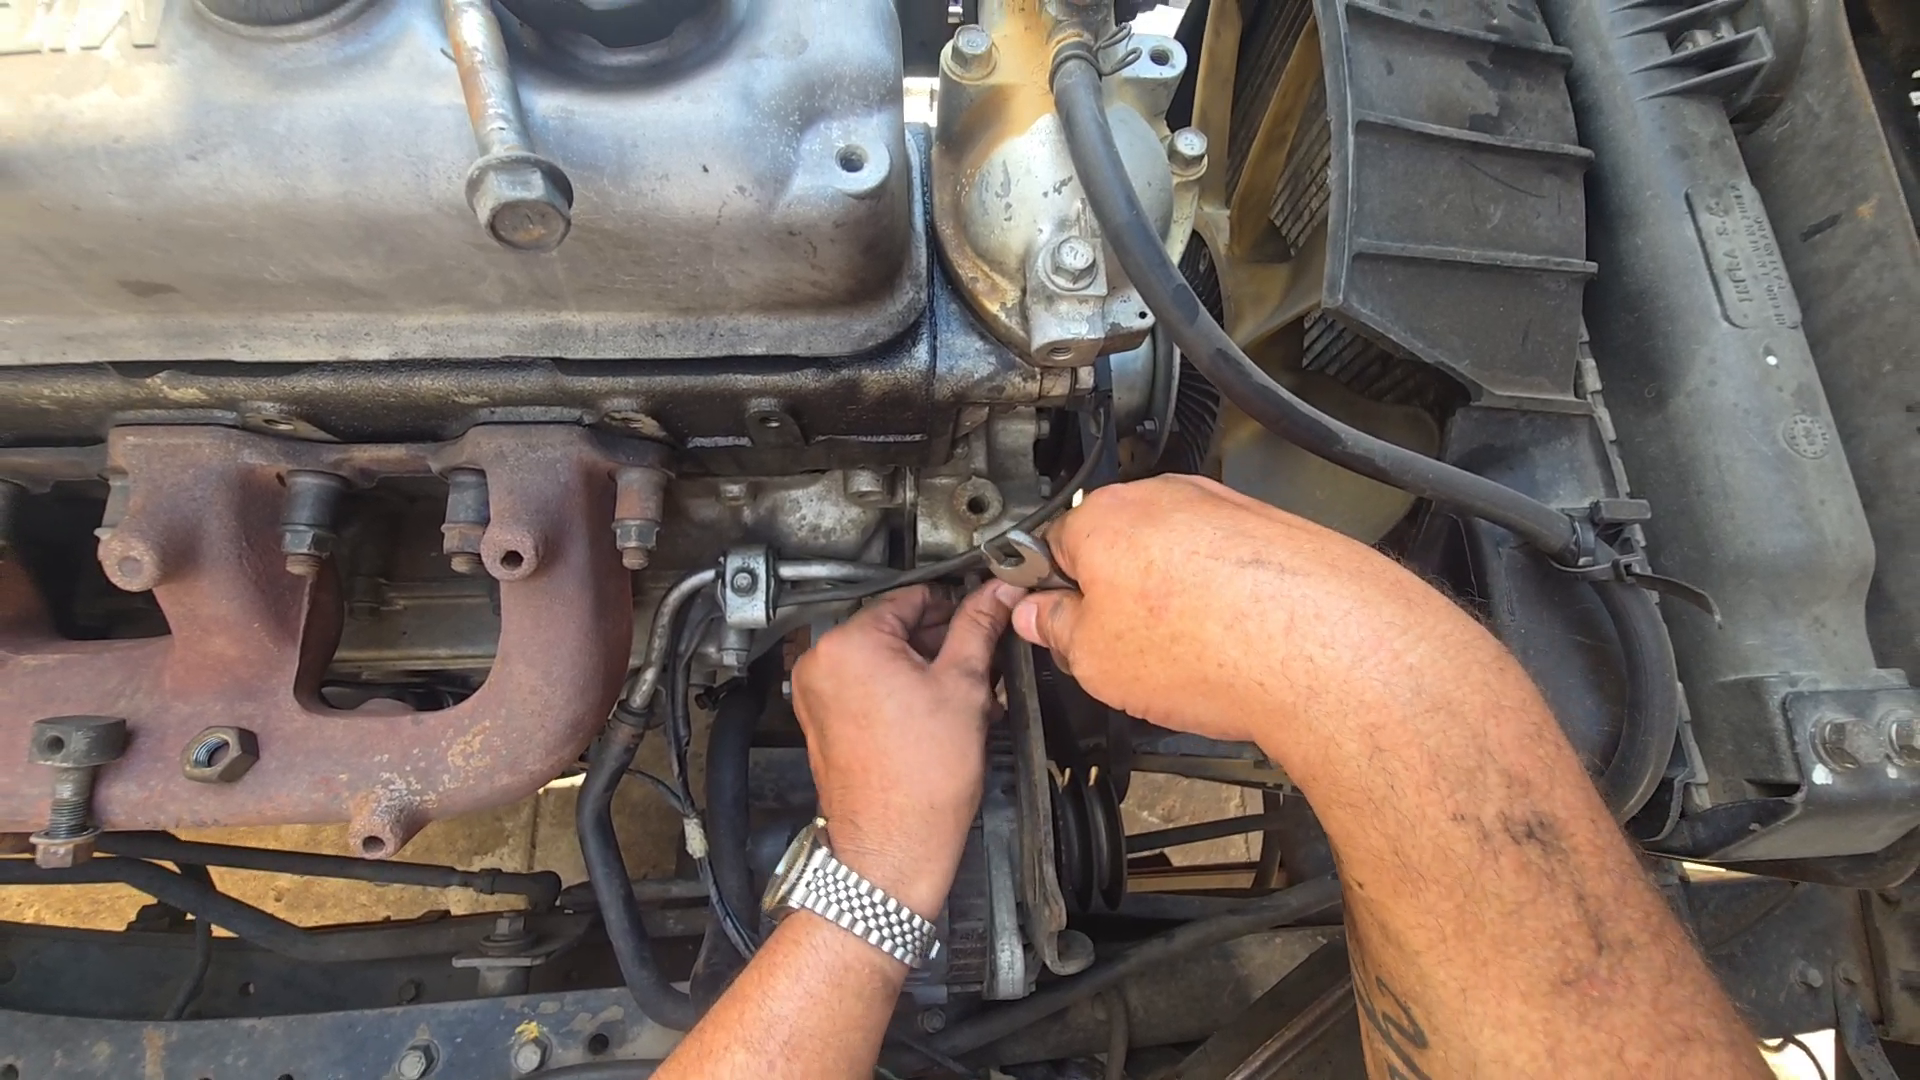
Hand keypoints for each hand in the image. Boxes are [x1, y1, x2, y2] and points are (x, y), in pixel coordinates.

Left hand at [789, 580, 1023, 915]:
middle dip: (941, 641)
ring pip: (883, 659)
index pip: (911, 597)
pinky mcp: (823, 721)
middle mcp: (821, 663)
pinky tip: (940, 708)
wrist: (892, 849)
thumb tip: (995, 593)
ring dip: (926, 667)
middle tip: (981, 656)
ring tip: (966, 689)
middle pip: (895, 628)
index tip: (979, 613)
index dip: (954, 606)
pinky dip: (902, 689)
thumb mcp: (963, 685)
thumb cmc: (920, 783)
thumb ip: (979, 626)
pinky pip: (868, 686)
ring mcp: (817, 695)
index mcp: (848, 643)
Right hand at [1008, 475, 1505, 756]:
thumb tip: (1041, 616)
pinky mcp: (1269, 527)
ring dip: (1167, 594)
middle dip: (1112, 592)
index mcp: (1104, 518)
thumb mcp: (1096, 659)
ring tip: (1187, 650)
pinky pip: (1221, 561)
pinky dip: (1217, 594)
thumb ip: (1055, 628)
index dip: (1053, 591)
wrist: (1333, 653)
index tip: (1060, 619)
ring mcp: (1221, 506)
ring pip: (1169, 553)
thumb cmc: (1214, 649)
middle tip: (1126, 647)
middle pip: (1114, 544)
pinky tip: (1230, 637)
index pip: (1051, 547)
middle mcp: (1161, 497)